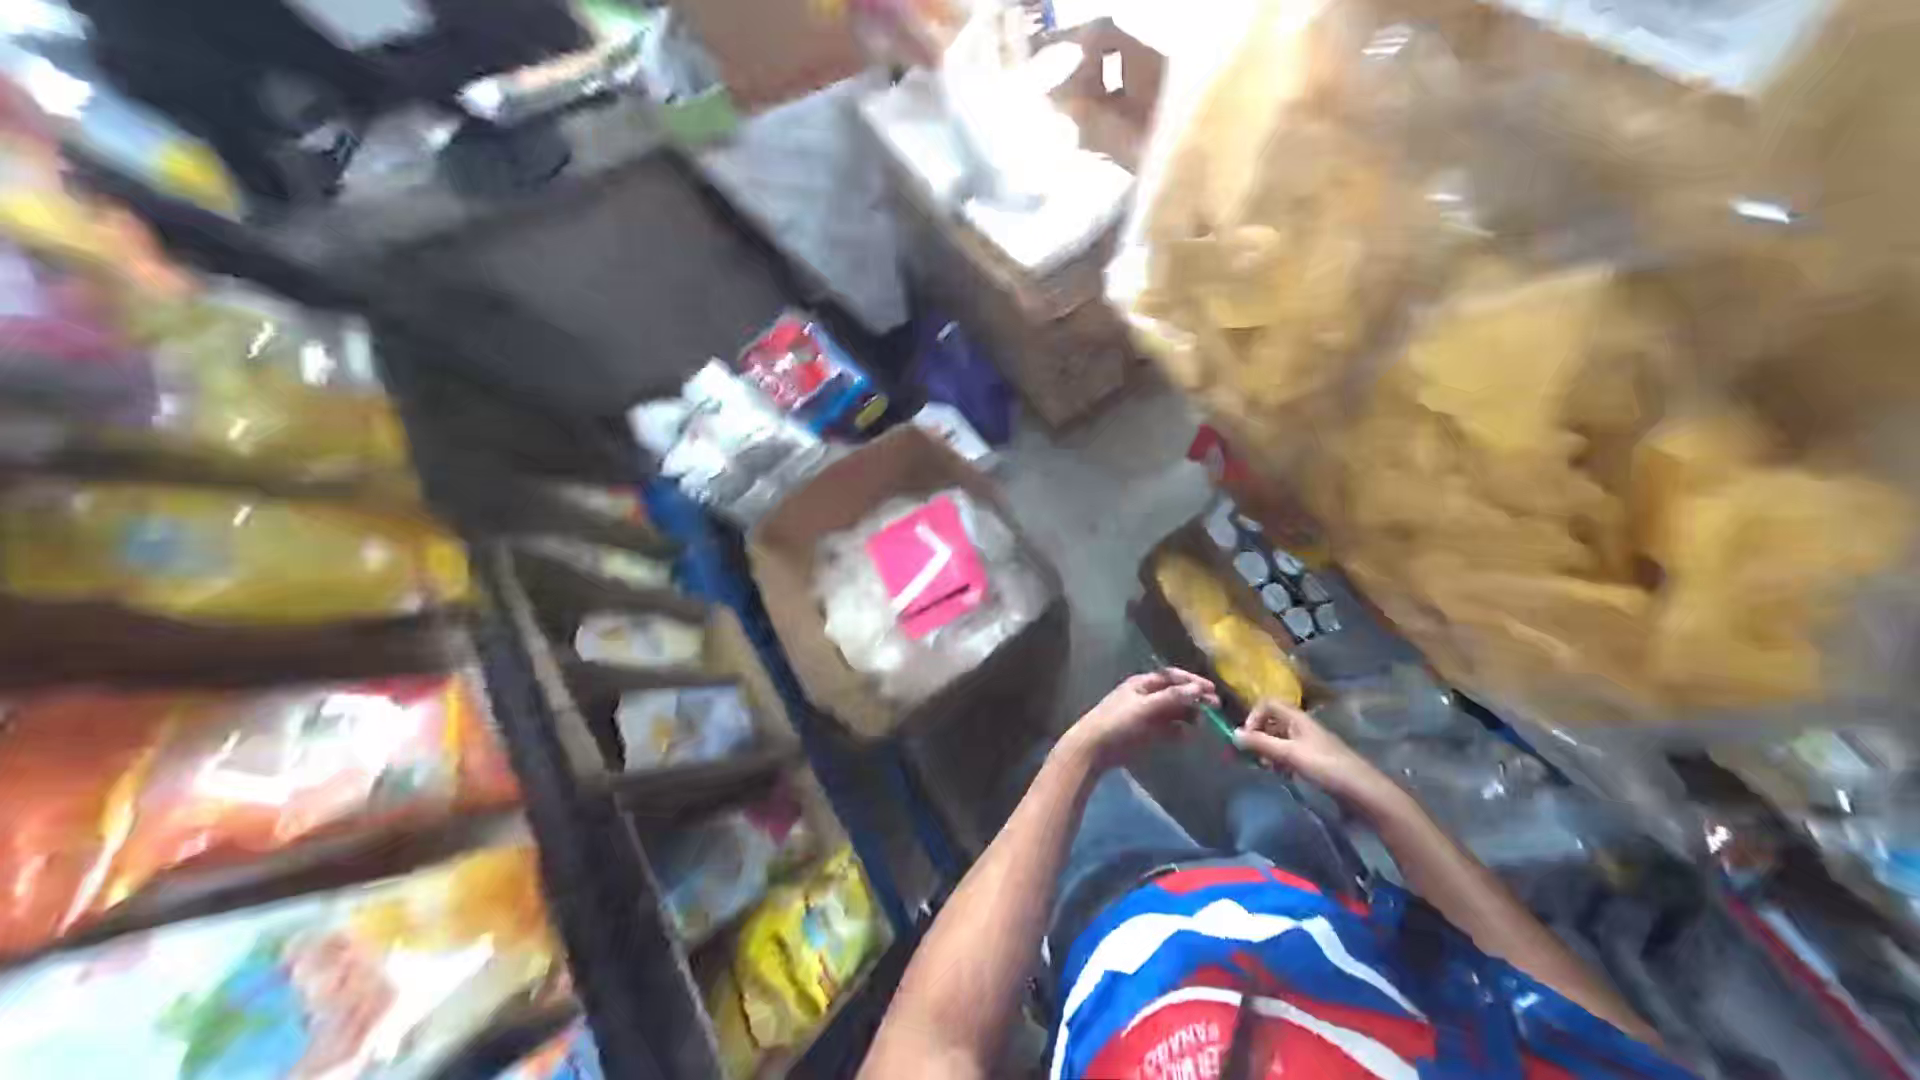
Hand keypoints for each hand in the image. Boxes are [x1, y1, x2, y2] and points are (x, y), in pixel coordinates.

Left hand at [1061, 669, 1219, 769]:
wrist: (1094, 748)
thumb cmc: (1117, 722)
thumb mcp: (1144, 707)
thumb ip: (1171, 698)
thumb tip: (1197, 688)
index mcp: (1142, 684)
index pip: (1172, 677)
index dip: (1192, 681)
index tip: (1211, 690)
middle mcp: (1147, 696)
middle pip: (1176, 694)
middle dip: (1195, 698)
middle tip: (1215, 707)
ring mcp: (1148, 715)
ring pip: (1174, 711)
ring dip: (1189, 714)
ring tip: (1203, 722)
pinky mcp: (1148, 734)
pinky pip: (1169, 729)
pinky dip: (1179, 730)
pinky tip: (1189, 735)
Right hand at [1233, 702, 1407, 817]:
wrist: (1364, 792)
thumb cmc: (1326, 767)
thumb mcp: (1289, 754)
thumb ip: (1261, 744)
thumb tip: (1233, 734)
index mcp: (1298, 719)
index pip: (1268, 704)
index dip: (1253, 716)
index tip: (1247, 737)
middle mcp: (1302, 726)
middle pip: (1272, 721)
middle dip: (1258, 736)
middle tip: (1252, 756)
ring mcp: (1310, 743)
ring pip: (1279, 738)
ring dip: (1267, 750)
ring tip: (1266, 767)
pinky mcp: (1315, 760)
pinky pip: (1289, 753)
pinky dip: (1279, 760)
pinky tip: (1281, 773)